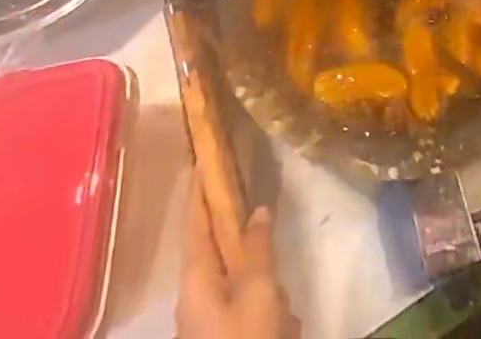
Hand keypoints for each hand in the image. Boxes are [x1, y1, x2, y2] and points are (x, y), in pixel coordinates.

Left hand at [178, 175, 299, 338]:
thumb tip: (259, 211)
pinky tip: (285, 328)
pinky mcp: (224, 334)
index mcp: (194, 276)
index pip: (194, 220)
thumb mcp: (256, 294)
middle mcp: (195, 294)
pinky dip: (270, 314)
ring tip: (283, 310)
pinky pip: (249, 310)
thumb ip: (258, 250)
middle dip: (249, 243)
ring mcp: (208, 319)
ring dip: (267, 288)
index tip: (203, 159)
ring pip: (243, 283)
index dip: (198, 189)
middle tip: (268, 228)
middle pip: (221, 249)